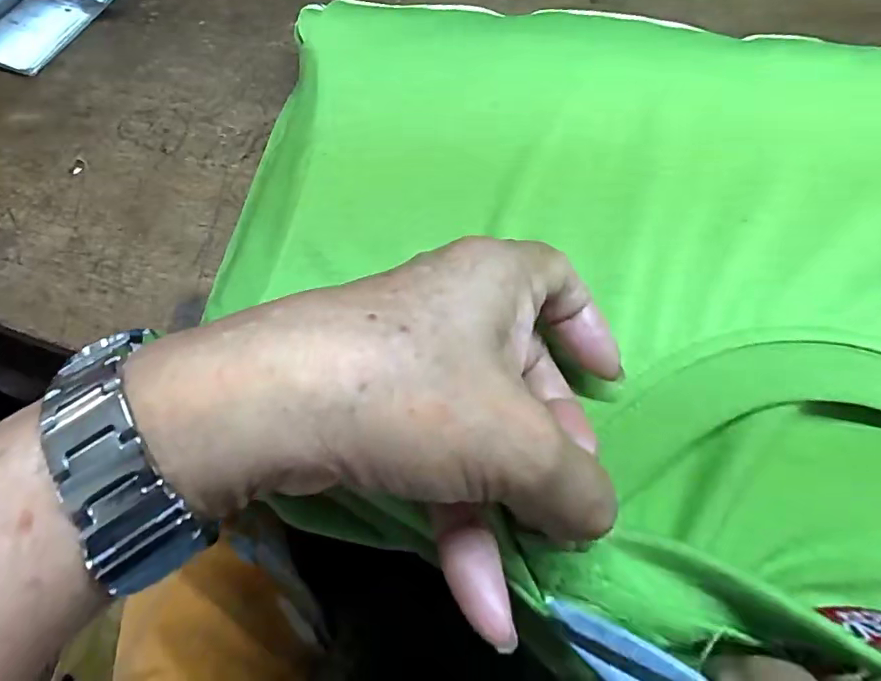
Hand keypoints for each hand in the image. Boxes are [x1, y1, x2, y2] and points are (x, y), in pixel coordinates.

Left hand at [123, 237, 622, 652]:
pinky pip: (433, 454)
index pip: (556, 278)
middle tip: (567, 506)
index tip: (607, 381)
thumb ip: (574, 481)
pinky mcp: (373, 403)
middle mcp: (451, 308)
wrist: (272, 403)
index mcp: (492, 280)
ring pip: (478, 428)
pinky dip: (456, 520)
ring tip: (523, 584)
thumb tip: (595, 509)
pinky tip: (477, 603)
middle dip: (550, 448)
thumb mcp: (517, 443)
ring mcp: (408, 357)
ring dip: (503, 509)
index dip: (588, 324)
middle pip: (524, 373)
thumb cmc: (416, 391)